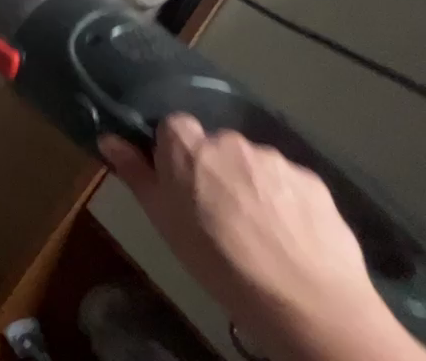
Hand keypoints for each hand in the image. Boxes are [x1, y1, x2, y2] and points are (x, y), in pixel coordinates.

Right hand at [101, 115, 425, 360]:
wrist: (304, 301)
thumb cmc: (215, 257)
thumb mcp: (161, 217)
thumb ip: (135, 172)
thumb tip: (109, 139)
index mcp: (187, 145)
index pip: (174, 125)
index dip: (174, 150)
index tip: (177, 179)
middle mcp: (230, 142)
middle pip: (216, 144)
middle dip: (214, 166)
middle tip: (215, 207)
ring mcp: (277, 161)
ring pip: (253, 163)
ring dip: (250, 182)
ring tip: (257, 225)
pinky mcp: (316, 184)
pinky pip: (288, 181)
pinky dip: (284, 198)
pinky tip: (287, 233)